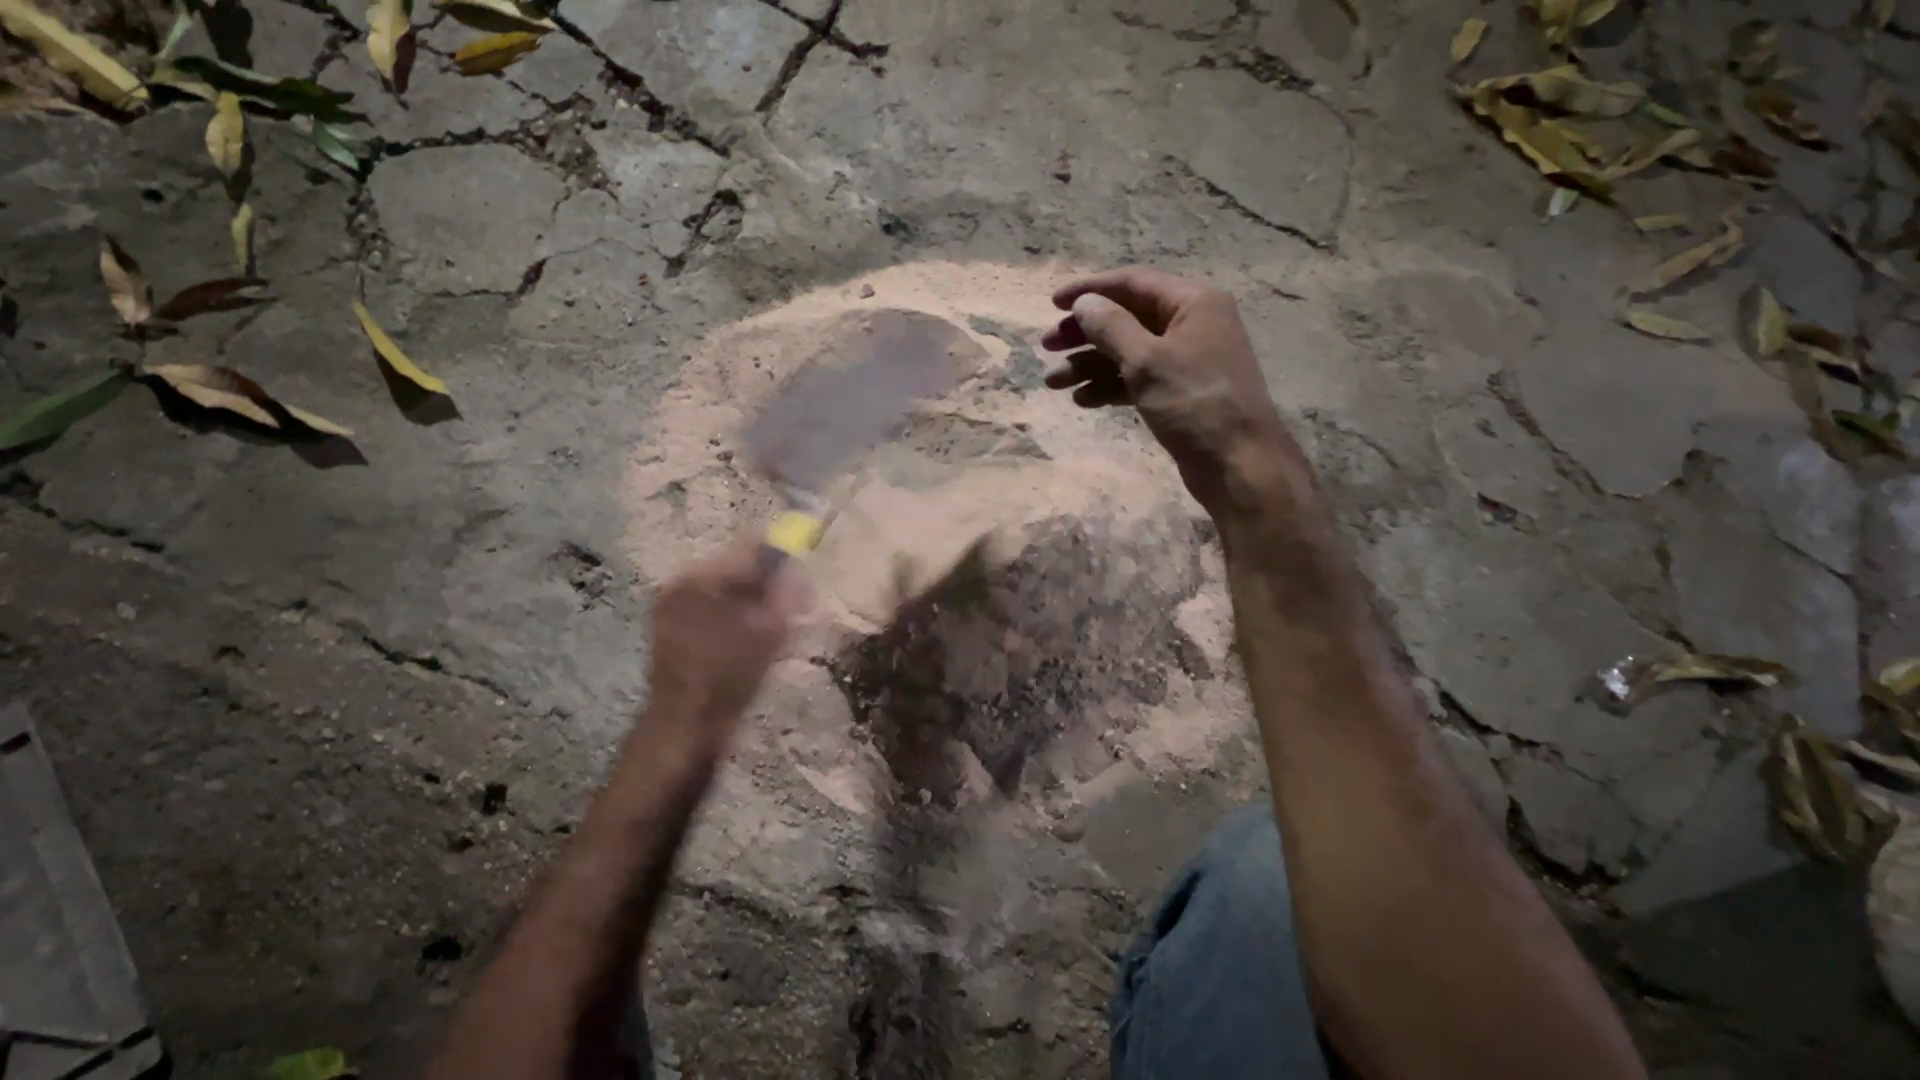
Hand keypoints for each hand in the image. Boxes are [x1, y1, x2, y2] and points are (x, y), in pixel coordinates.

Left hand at [645, 542, 810, 744]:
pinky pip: (716, 611)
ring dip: (756, 604)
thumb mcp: (767, 631)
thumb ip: (786, 591)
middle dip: (770, 584)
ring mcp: (673, 610)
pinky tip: (754, 643)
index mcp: (697, 578)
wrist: (687, 729)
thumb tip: (798, 565)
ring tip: (776, 630)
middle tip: (797, 609)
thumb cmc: (727, 679)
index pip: (749, 549)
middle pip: (737, 569)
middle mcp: (680, 586)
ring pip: (729, 592)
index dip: (783, 560)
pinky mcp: (674, 634)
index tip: (806, 580)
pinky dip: (739, 619)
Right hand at [1041, 267, 1303, 512]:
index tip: (1051, 302)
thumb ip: (1111, 327)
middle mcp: (1192, 324)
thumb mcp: (1147, 361)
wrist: (1239, 464)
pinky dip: (1110, 386)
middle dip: (1085, 332)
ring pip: (1129, 352)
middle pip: (1127, 318)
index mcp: (1193, 303)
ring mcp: (1187, 360)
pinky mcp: (1181, 393)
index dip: (1090, 289)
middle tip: (1047, 346)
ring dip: (1090, 364)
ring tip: (1053, 382)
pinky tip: (1082, 400)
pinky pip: (1138, 379)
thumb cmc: (1195, 403)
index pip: (1133, 283)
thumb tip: (1085, 302)